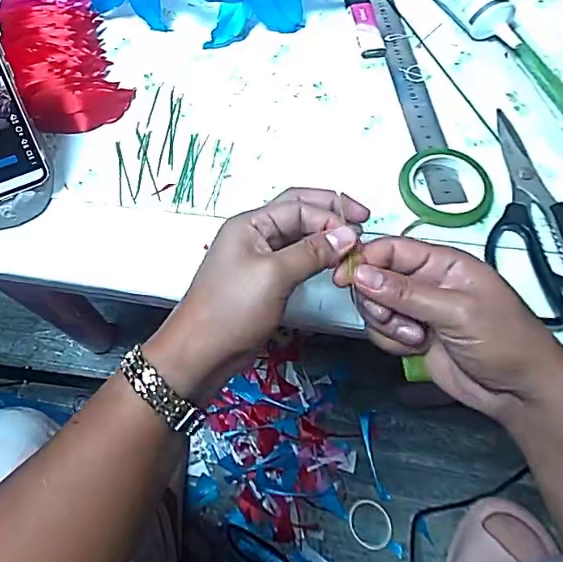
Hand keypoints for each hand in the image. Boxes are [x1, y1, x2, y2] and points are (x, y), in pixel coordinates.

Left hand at [147, 188, 367, 397]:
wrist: (200, 354)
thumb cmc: (227, 312)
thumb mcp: (274, 276)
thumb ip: (312, 252)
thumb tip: (347, 234)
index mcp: (249, 223)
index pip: (298, 206)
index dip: (330, 216)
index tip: (356, 234)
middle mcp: (254, 234)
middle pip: (299, 210)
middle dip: (331, 211)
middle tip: (362, 217)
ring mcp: (260, 256)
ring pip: (300, 234)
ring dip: (326, 234)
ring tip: (352, 241)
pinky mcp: (266, 279)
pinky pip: (297, 256)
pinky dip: (317, 255)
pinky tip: (333, 260)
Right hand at [332, 236, 562, 421]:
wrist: (520, 392)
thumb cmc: (510, 342)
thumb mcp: (457, 311)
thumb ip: (407, 293)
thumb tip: (366, 274)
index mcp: (444, 262)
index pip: (392, 249)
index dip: (365, 259)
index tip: (346, 276)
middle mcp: (429, 282)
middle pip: (377, 277)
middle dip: (376, 299)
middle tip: (392, 315)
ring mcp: (421, 309)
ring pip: (377, 306)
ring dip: (386, 323)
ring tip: (414, 335)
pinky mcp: (415, 335)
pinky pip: (384, 330)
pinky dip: (391, 341)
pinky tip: (416, 347)